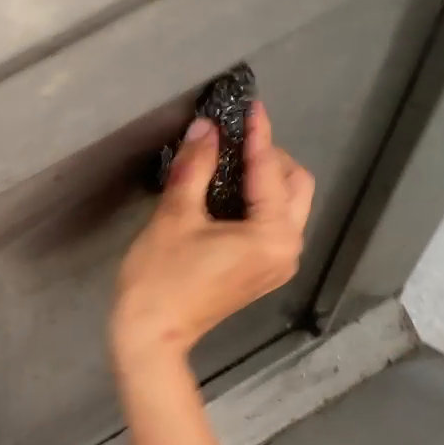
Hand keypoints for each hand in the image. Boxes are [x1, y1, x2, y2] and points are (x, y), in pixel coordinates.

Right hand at [112, 101, 315, 370]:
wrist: (149, 337)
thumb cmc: (159, 280)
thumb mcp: (174, 218)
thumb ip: (195, 168)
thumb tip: (205, 130)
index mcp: (273, 234)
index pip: (269, 170)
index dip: (256, 135)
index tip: (248, 107)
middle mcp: (287, 249)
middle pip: (294, 187)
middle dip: (269, 159)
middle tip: (234, 143)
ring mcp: (275, 265)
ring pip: (285, 207)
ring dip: (264, 182)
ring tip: (228, 166)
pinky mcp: (259, 275)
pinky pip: (271, 228)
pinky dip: (256, 206)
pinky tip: (227, 197)